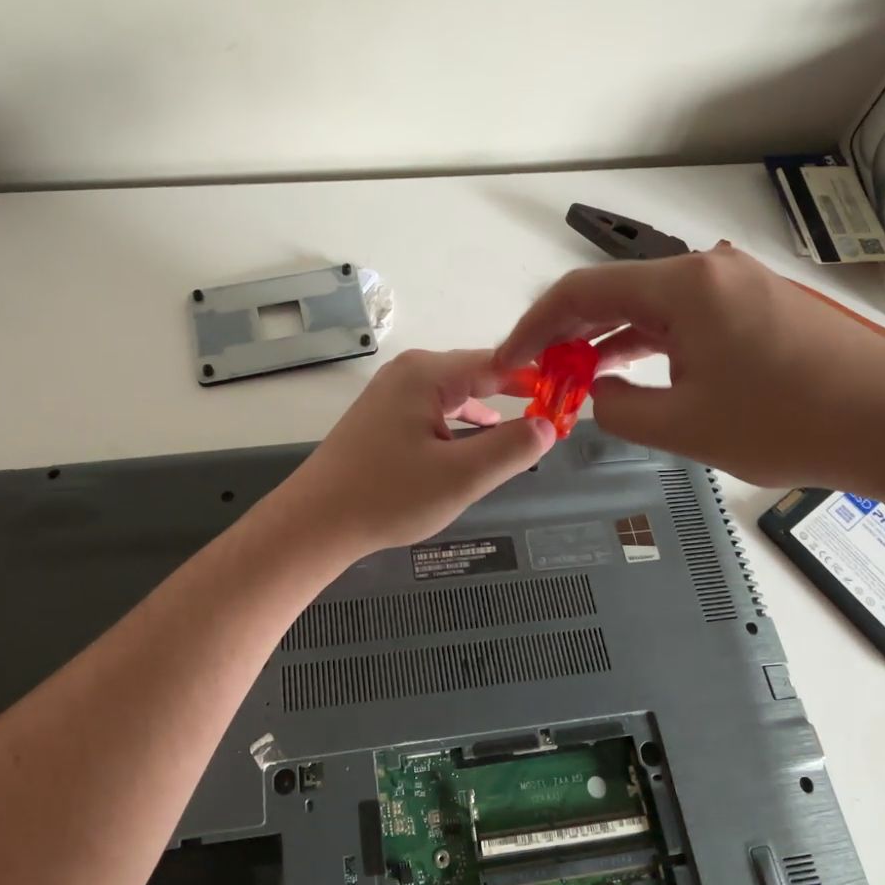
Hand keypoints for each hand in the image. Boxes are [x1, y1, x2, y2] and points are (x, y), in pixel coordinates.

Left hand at [267, 349, 555, 555]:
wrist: (316, 521)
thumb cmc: (388, 496)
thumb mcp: (462, 476)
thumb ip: (512, 447)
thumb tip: (548, 425)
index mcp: (428, 374)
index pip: (498, 363)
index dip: (536, 379)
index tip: (568, 396)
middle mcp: (408, 372)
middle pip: (475, 374)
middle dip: (514, 393)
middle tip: (552, 415)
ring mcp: (390, 392)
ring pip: (454, 393)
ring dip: (487, 411)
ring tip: (522, 431)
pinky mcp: (380, 416)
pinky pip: (433, 409)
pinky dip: (460, 423)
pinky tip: (473, 442)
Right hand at [493, 244, 884, 490]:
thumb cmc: (789, 423)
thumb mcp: (685, 426)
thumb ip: (618, 408)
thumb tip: (595, 394)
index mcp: (683, 286)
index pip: (581, 291)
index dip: (534, 326)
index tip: (507, 359)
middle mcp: (707, 271)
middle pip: (614, 293)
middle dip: (567, 334)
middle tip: (535, 373)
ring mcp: (737, 287)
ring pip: (650, 308)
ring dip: (608, 341)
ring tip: (572, 378)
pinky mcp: (758, 309)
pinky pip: (685, 321)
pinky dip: (650, 345)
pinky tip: (630, 373)